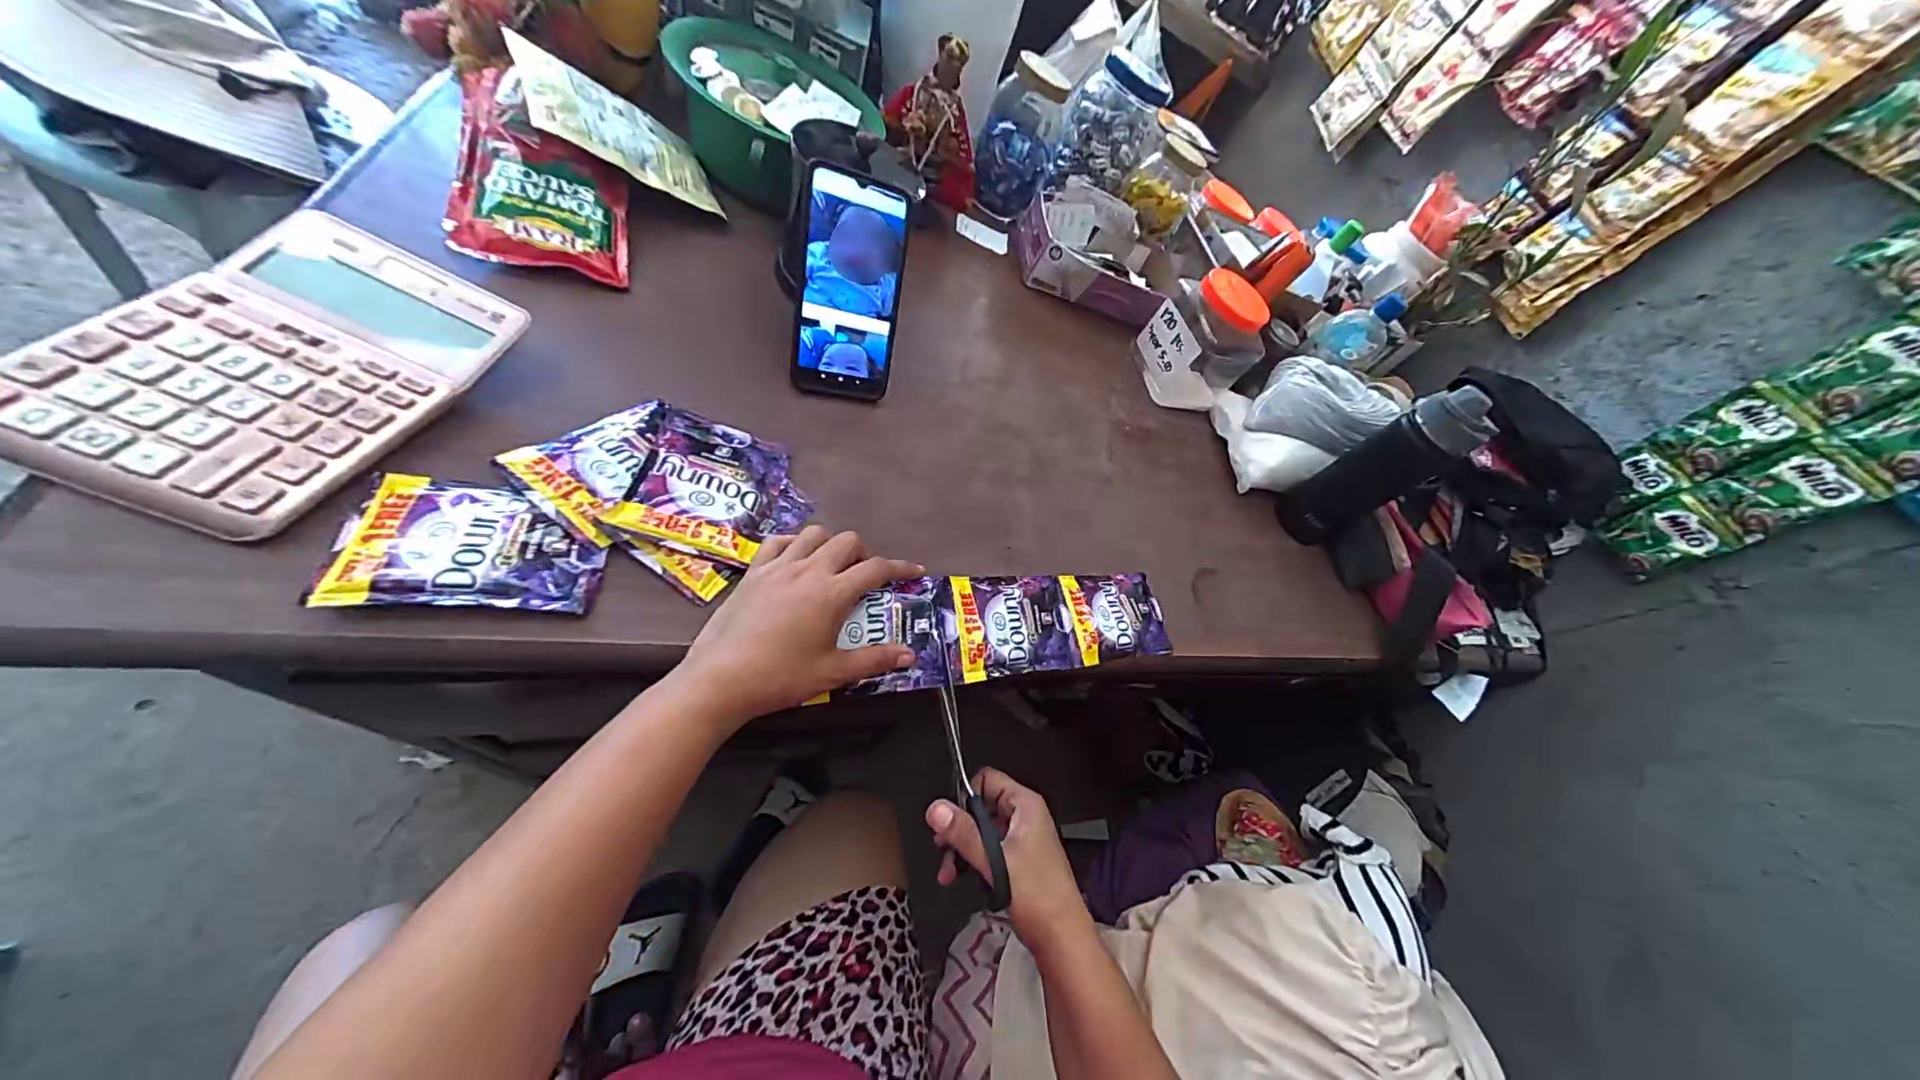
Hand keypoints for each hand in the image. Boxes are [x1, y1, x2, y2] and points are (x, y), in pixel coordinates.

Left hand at [669, 527, 922, 728]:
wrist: (720, 679)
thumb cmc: (780, 677)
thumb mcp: (832, 672)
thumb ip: (873, 660)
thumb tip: (909, 655)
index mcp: (832, 593)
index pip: (875, 568)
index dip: (899, 567)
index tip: (914, 571)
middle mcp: (808, 571)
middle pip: (846, 542)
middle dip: (864, 553)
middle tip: (866, 577)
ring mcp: (777, 568)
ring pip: (813, 534)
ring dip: (830, 544)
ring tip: (832, 566)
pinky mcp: (753, 573)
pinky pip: (777, 543)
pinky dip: (794, 544)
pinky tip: (795, 561)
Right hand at [926, 768, 1088, 948]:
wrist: (1062, 939)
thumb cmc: (1036, 895)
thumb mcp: (995, 861)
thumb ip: (963, 833)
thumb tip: (935, 808)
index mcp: (1025, 806)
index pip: (987, 780)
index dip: (965, 797)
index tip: (949, 822)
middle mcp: (1024, 817)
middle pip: (980, 807)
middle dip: (958, 828)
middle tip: (942, 849)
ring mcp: (1021, 839)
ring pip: (981, 831)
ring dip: (961, 849)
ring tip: (948, 872)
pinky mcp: (1017, 861)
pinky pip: (987, 850)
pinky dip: (971, 861)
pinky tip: (959, 878)